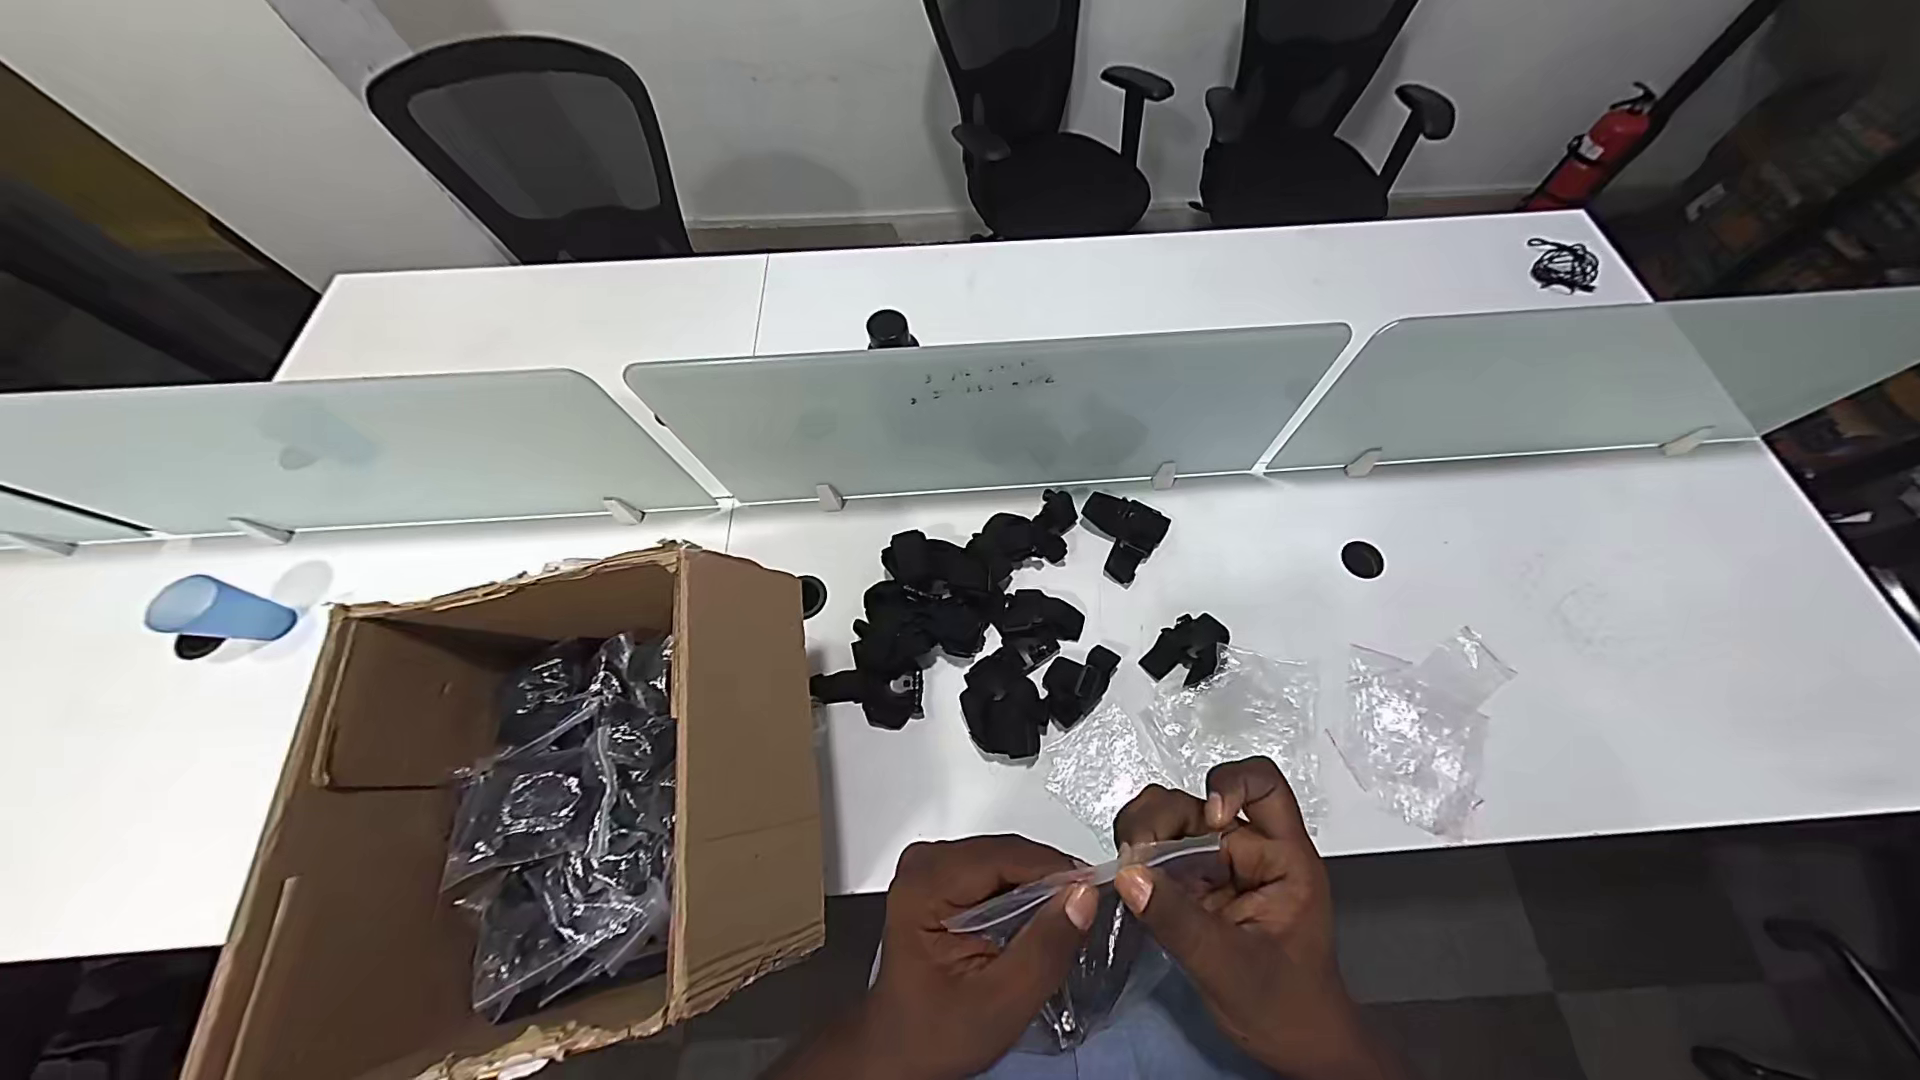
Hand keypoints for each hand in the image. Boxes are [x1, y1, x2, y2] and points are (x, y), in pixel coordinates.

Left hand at [771, 835, 1095, 1079]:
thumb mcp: (1000, 1003)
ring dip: (1036, 882)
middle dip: (1047, 878)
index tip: (1092, 891)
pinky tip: (1034, 915)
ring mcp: (929, 862)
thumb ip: (1044, 947)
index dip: (1054, 871)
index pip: (1004, 857)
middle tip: (1081, 910)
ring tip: (1062, 916)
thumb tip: (1082, 896)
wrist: (898, 1047)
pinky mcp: (939, 871)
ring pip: (1002, 855)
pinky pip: (992, 864)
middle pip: (1004, 852)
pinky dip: (1019, 886)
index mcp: (925, 884)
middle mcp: (923, 861)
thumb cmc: (935, 1032)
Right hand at [1113, 760, 1403, 1079]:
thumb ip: (1180, 923)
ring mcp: (1215, 861)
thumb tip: (1129, 875)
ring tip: (1130, 864)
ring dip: (1140, 830)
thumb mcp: (1234, 970)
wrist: (1293, 1049)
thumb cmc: (1287, 1010)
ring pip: (1169, 814)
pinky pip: (1155, 846)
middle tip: (1139, 854)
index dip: (1232, 784)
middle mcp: (1245, 848)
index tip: (1210, 819)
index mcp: (1280, 857)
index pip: (1263, 785)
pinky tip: (1129, 876)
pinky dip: (1135, 853)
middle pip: (1195, 797)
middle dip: (1160, 817)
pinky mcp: (1189, 878)